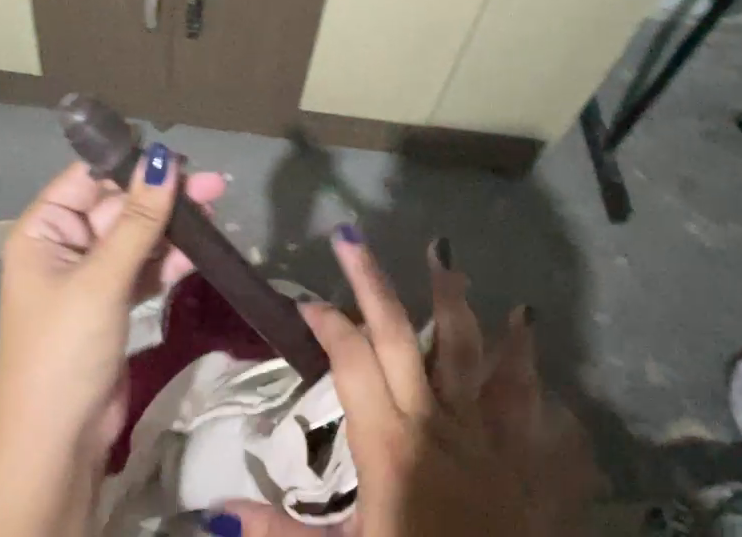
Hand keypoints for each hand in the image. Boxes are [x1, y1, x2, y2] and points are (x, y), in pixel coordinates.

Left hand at [0, 144, 225, 455]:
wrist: (56, 444)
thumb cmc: (65, 349)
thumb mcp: (102, 280)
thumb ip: (139, 219)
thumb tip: (164, 159)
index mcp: (43, 230)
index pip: (87, 179)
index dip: (129, 163)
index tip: (177, 154)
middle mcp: (64, 247)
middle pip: (119, 207)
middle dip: (162, 197)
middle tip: (214, 185)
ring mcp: (90, 278)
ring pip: (137, 238)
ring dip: (173, 228)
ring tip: (217, 211)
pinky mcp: (113, 305)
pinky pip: (144, 270)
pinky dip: (169, 262)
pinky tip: (202, 252)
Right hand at [221, 231, 602, 536]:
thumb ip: (280, 533)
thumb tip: (215, 514)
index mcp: (386, 445)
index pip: (351, 363)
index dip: (328, 325)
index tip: (307, 302)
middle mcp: (431, 422)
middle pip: (398, 336)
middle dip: (371, 282)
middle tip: (349, 234)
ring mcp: (479, 432)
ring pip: (464, 349)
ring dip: (451, 298)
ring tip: (442, 252)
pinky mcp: (515, 452)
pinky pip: (521, 394)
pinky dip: (522, 355)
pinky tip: (525, 317)